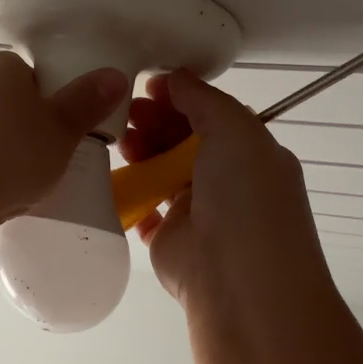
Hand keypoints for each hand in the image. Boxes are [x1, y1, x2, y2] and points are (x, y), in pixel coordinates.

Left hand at [0, 52, 127, 245]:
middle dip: (26, 128)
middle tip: (50, 158)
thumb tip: (115, 74)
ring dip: (2, 152)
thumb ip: (87, 102)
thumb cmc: (10, 153)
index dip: (51, 101)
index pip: (31, 74)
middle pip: (7, 103)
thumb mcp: (62, 130)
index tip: (65, 130)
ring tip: (23, 184)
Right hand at [121, 72, 334, 314]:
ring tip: (117, 142)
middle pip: (182, 140)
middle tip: (123, 112)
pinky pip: (143, 208)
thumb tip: (174, 78)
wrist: (241, 286)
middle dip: (153, 121)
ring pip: (161, 170)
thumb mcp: (236, 130)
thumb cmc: (246, 199)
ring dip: (139, 151)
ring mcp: (198, 212)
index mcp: (251, 155)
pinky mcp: (169, 240)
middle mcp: (227, 181)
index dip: (179, 98)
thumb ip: (203, 98)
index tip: (146, 87)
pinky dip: (128, 192)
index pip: (210, 115)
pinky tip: (111, 174)